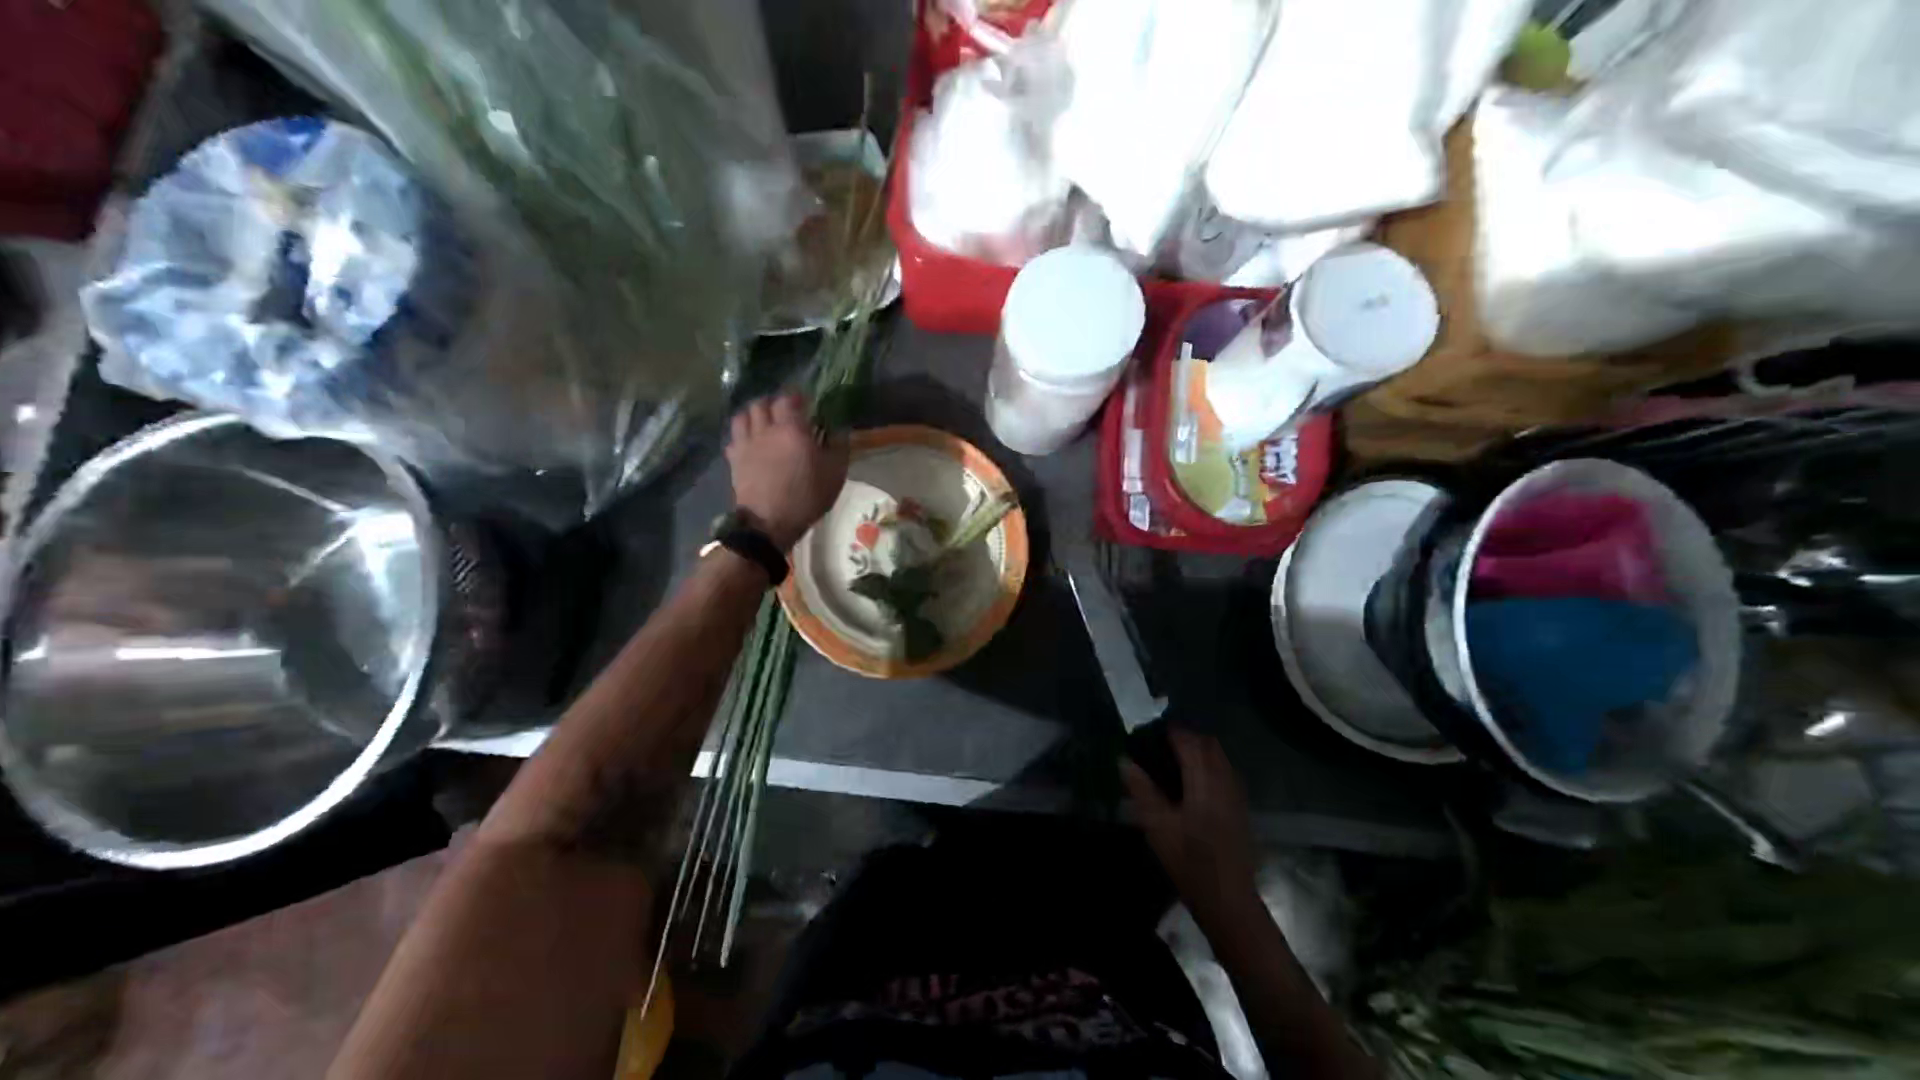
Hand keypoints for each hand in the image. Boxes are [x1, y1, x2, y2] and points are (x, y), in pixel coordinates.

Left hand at [726, 392, 848, 550]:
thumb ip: (839, 446)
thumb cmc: (806, 497)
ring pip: (743, 416)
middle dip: (772, 403)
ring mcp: (745, 444)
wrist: (768, 523)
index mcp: (791, 429)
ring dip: (753, 414)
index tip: (805, 403)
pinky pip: (734, 438)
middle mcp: (765, 430)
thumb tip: (839, 429)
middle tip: (784, 412)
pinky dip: (742, 435)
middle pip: (761, 403)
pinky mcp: (734, 460)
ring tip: (763, 423)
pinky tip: (750, 443)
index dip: (796, 397)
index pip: (788, 399)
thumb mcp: (835, 473)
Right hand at [1121, 730, 1258, 919]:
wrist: (1228, 900)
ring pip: (1221, 758)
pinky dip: (1210, 765)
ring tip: (1175, 760)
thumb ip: (1141, 789)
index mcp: (1204, 783)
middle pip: (1209, 745)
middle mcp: (1225, 782)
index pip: (1190, 743)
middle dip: (1187, 738)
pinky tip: (1194, 783)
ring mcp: (1236, 796)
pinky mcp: (1241, 809)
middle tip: (1161, 745)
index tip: (1151, 732)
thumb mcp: (1157, 827)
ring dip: (1200, 751)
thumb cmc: (1188, 863)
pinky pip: (1226, 773)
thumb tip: (1124, 760)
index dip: (1171, 733)